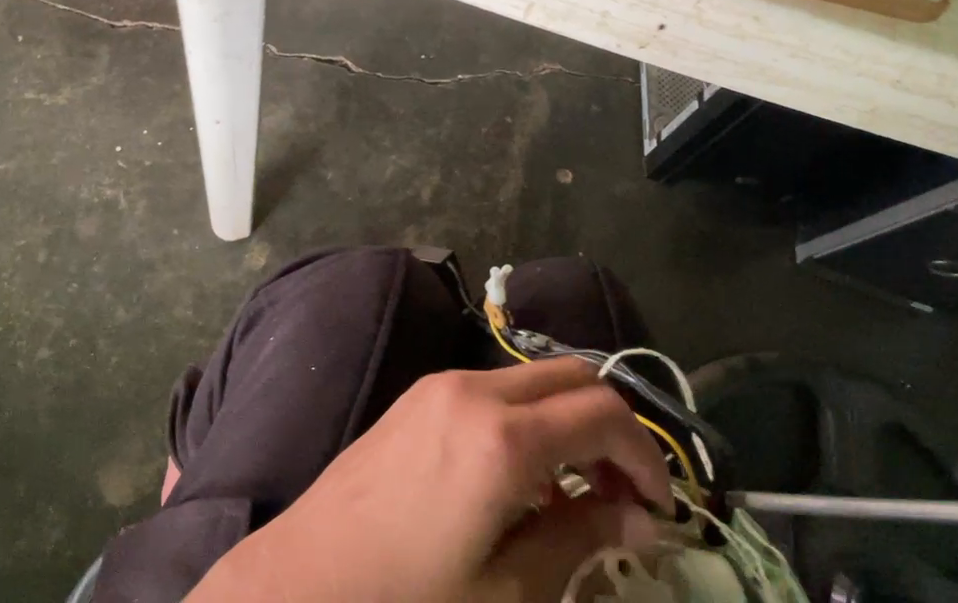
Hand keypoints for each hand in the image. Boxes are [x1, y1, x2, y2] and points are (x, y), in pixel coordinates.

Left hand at [187, 357, 674, 602]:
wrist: (299, 581)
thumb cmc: (408, 595)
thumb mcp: (506, 588)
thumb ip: (581, 538)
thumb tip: (639, 516)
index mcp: (502, 435)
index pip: (605, 413)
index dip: (646, 456)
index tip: (658, 508)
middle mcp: (473, 388)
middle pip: (574, 376)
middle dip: (613, 428)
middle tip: (621, 496)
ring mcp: (439, 384)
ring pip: (534, 379)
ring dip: (569, 421)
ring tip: (574, 492)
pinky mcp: (416, 395)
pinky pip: (494, 389)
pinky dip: (528, 419)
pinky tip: (520, 477)